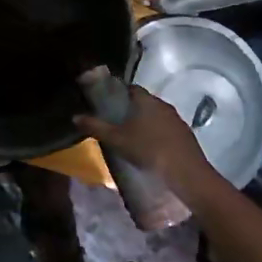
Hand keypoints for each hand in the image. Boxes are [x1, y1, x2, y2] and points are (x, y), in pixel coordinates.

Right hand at [76, 85, 215, 188]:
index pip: (131, 88)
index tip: (107, 102)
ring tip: (131, 136)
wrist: (186, 173)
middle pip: (144, 102)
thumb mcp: (115, 139)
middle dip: (130, 109)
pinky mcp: (186, 135)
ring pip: (156, 115)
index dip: (118, 92)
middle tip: (115, 121)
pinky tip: (150, 147)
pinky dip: (157, 133)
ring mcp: (177, 120)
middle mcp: (163, 105)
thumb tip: (75, 117)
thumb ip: (95, 126)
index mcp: (146, 101)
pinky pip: (166, 128)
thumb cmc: (148, 149)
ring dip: (145, 122)